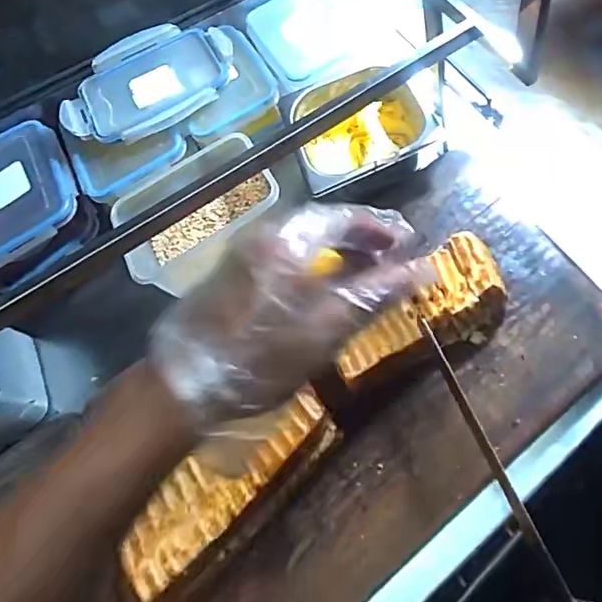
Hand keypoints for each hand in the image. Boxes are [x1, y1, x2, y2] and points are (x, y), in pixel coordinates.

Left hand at [149, 203, 422, 428]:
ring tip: (372, 269)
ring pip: (308, 235)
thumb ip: (374, 294)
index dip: (383, 227)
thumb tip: (423, 269)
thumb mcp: (324, 329)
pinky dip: (318, 259)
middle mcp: (267, 230)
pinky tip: (331, 281)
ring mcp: (248, 247)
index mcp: (288, 236)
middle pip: (327, 221)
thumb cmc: (258, 357)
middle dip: (364, 236)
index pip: (347, 216)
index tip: (411, 242)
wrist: (179, 385)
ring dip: (342, 248)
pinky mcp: (238, 267)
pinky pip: (289, 250)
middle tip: (397, 254)